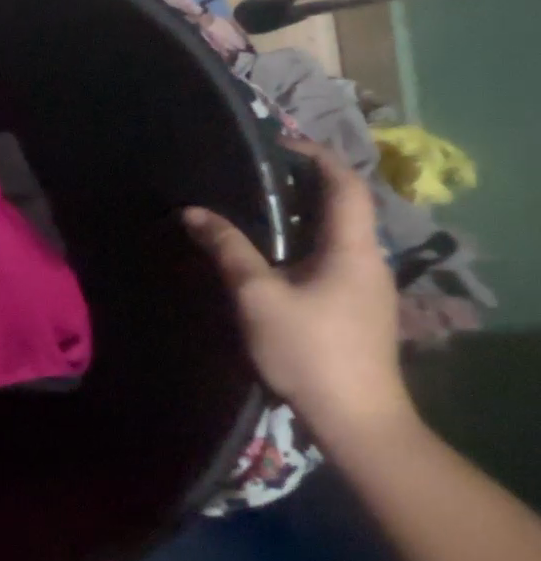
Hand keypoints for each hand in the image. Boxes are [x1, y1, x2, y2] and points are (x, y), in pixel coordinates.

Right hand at [182, 137, 412, 442]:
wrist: (356, 419)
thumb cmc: (308, 349)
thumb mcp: (256, 294)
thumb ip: (226, 248)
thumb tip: (193, 211)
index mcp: (353, 250)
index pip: (345, 186)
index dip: (315, 156)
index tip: (274, 141)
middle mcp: (368, 261)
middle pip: (340, 206)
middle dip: (299, 182)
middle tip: (247, 170)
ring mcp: (365, 287)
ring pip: (332, 233)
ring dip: (295, 213)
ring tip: (245, 203)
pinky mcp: (353, 306)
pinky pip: (326, 255)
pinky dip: (296, 238)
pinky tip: (263, 249)